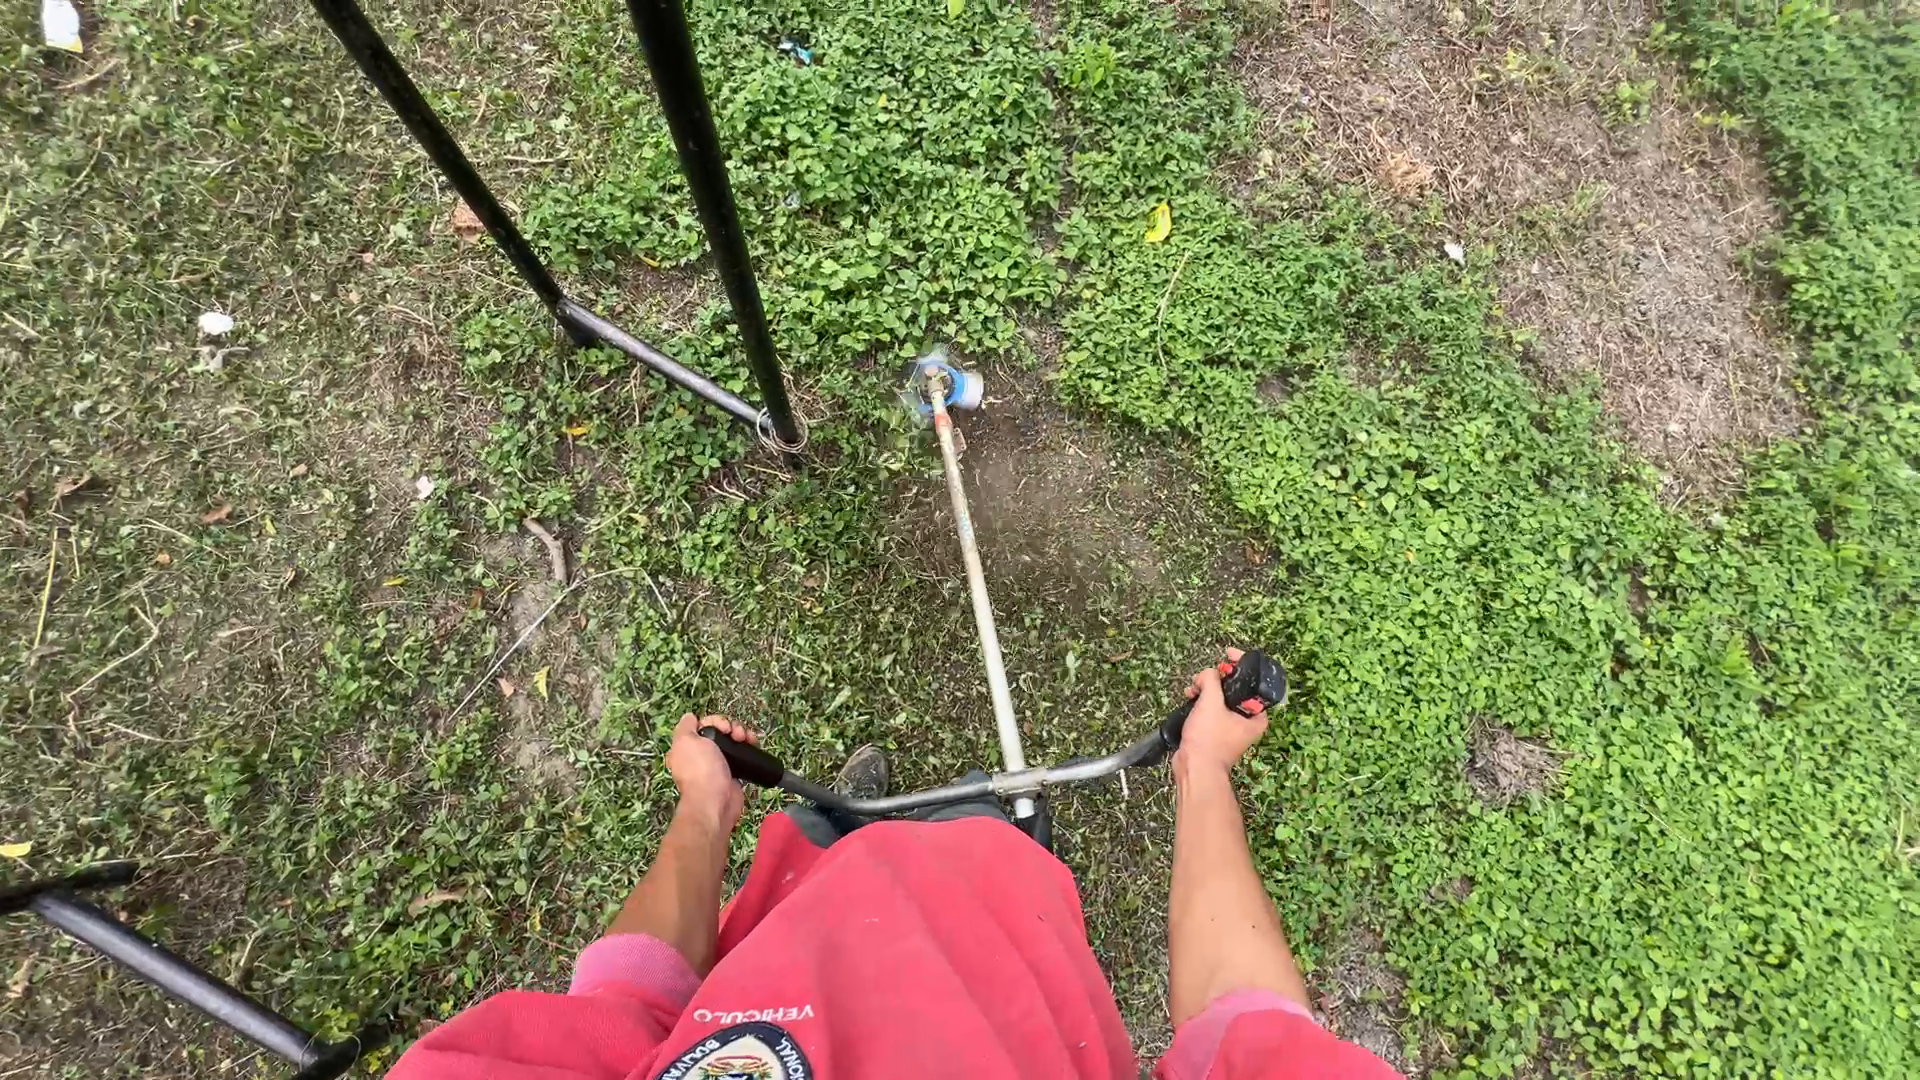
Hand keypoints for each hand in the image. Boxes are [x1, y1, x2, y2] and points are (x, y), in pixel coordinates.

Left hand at [666, 713, 759, 832]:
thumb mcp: (685, 741)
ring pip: (732, 740)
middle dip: (731, 727)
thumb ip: (685, 726)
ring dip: (742, 734)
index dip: (715, 721)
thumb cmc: (700, 769)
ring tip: (748, 740)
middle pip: (719, 731)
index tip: (723, 728)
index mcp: (686, 748)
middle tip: (737, 734)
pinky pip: (741, 753)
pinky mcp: (733, 771)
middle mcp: (700, 755)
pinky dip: (748, 746)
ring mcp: (717, 764)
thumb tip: (690, 717)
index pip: (703, 724)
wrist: (716, 799)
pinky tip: (753, 744)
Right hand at [1174, 647, 1269, 776]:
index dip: (1240, 664)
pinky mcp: (1216, 730)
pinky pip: (1211, 708)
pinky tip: (1190, 698)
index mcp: (1257, 715)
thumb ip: (1211, 680)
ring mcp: (1232, 726)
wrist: (1195, 767)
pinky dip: (1201, 701)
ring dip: (1206, 689)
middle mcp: (1248, 720)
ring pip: (1221, 697)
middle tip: (1204, 677)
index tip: (1228, 654)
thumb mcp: (1211, 702)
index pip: (1254, 681)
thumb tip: (1208, 674)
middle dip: (1217, 679)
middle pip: (1235, 687)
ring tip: (1193, 690)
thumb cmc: (1209, 738)